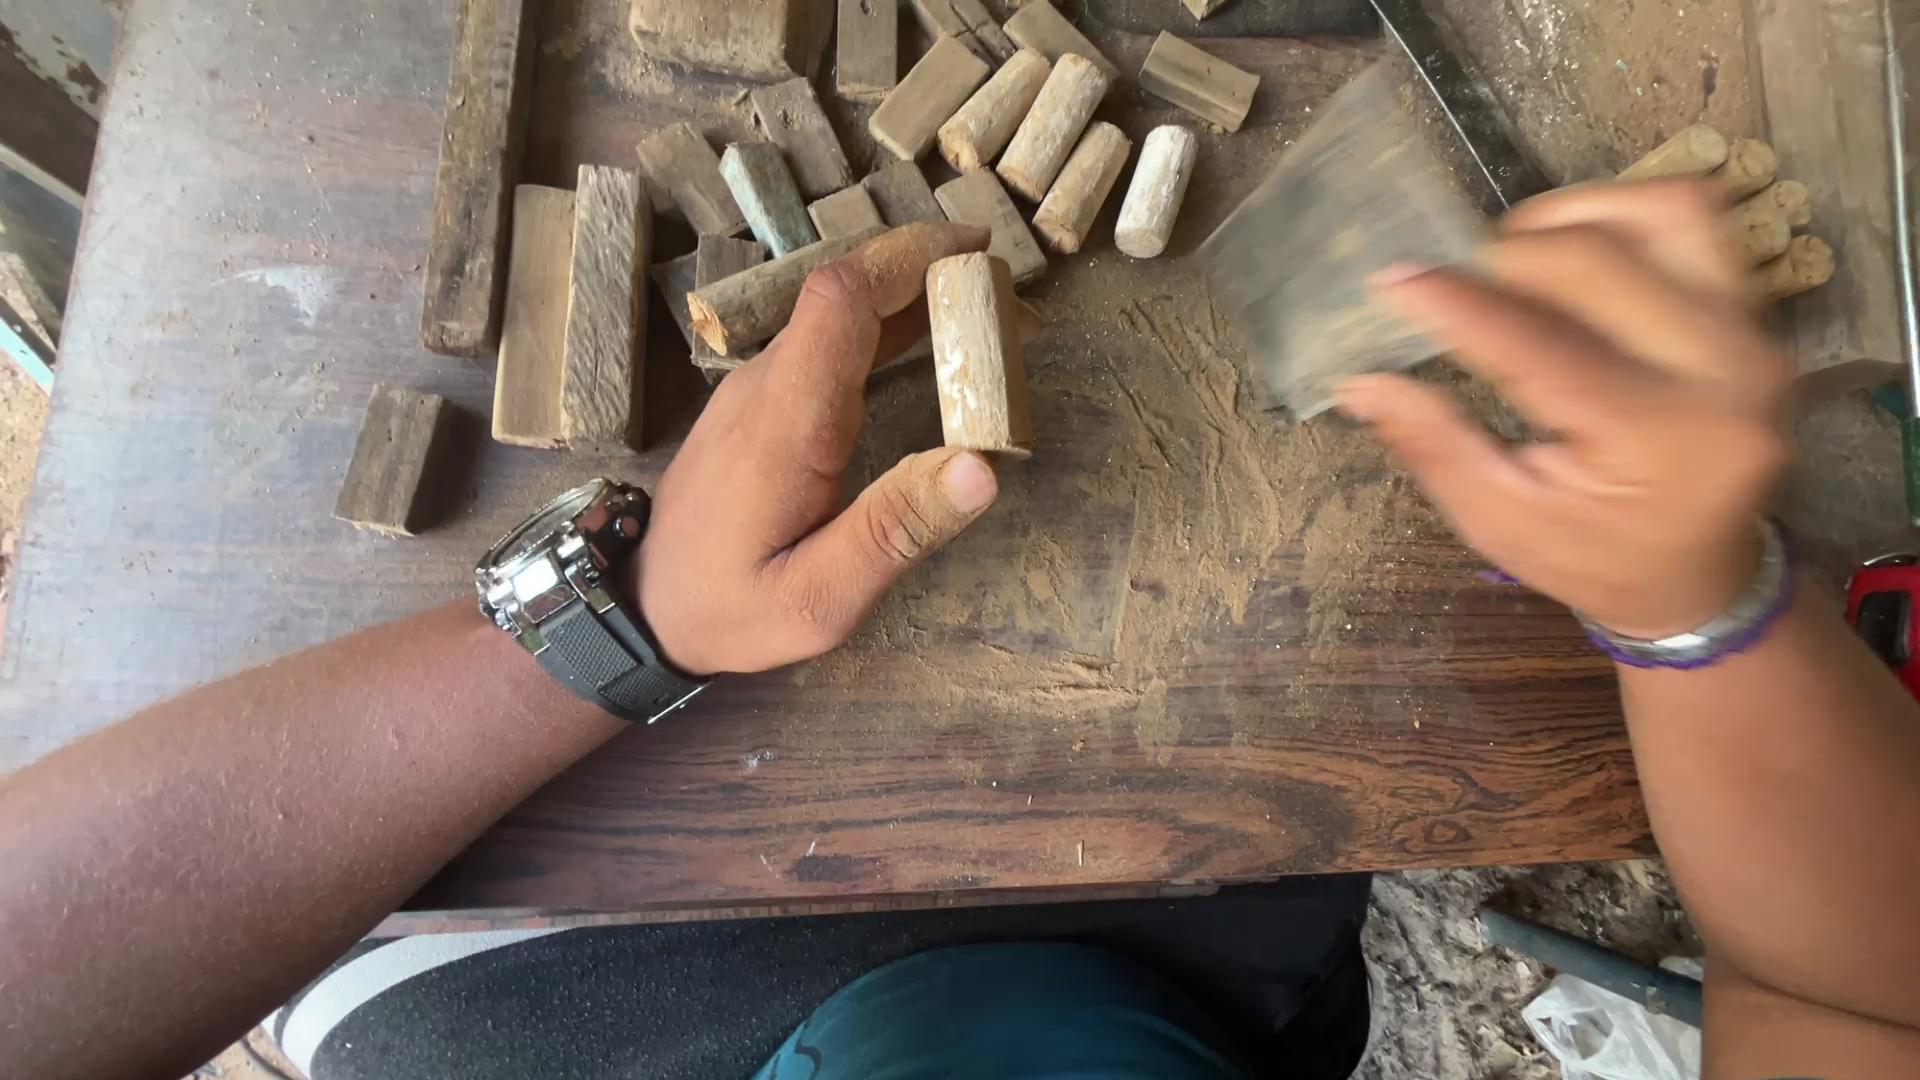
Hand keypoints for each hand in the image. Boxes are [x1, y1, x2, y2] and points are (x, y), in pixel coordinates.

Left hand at [633, 223, 1009, 675]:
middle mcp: (765, 385)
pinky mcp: (759, 403)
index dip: (909, 261)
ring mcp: (756, 389)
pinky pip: (825, 342)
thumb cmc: (733, 609)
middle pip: (843, 293)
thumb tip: (981, 467)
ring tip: (982, 320)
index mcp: (784, 422)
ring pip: (835, 314)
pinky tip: (925, 345)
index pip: (840, 301)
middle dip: (927, 273)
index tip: (979, 255)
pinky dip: (884, 328)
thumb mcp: (820, 599)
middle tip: (1005, 298)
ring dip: (911, 299)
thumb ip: (894, 532)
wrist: (646, 606)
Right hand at [1335, 182, 1792, 638]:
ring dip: (1568, 218)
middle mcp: (1723, 367)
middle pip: (1602, 262)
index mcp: (1654, 436)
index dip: (1457, 306)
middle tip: (1437, 280)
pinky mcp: (1749, 313)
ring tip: (1499, 255)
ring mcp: (1751, 330)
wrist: (1696, 573)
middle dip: (1501, 258)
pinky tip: (1555, 252)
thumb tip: (1360, 385)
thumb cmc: (1588, 556)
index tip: (1391, 281)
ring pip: (1666, 215)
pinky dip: (1615, 217)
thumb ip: (1432, 444)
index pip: (1540, 344)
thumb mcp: (1496, 519)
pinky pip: (1691, 225)